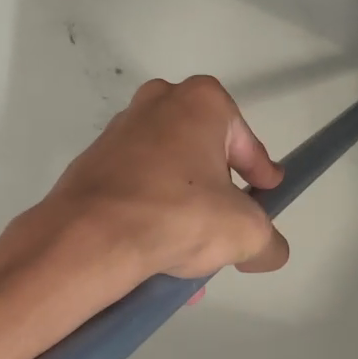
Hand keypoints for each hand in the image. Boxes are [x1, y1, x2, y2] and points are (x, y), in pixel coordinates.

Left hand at [35, 75, 289, 279]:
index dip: (259, 171)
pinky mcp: (90, 164)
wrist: (89, 237)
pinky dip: (150, 216)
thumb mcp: (244, 232)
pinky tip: (157, 256)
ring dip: (182, 212)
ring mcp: (117, 133)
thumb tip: (267, 252)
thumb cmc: (178, 214)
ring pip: (166, 176)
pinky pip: (134, 190)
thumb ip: (268, 241)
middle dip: (216, 194)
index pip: (244, 139)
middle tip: (225, 226)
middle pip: (201, 154)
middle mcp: (155, 104)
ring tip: (191, 256)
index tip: (265, 193)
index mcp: (199, 102)